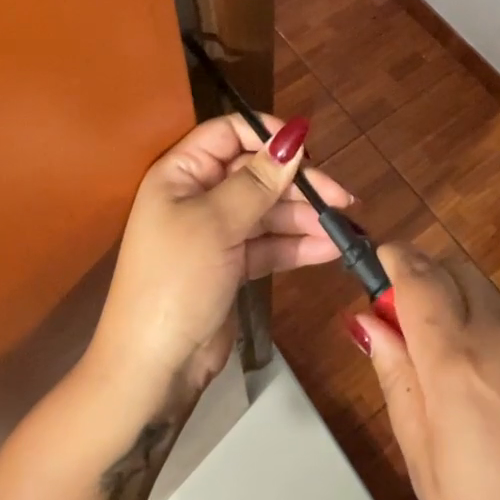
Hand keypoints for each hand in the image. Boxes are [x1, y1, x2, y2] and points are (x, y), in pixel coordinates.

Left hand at [87, 113, 352, 395]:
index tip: (308, 147)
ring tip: (345, 227)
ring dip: (304, 217)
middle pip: (255, 173)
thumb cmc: (175, 280)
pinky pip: (269, 244)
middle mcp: (198, 196)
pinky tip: (329, 249)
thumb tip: (294, 136)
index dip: (266, 135)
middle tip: (341, 197)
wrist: (154, 366)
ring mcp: (216, 232)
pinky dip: (296, 245)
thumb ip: (258, 181)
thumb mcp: (216, 224)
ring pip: (267, 210)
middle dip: (297, 183)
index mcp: (181, 173)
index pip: (228, 134)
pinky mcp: (232, 265)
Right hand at [349, 245, 499, 499]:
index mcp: (456, 358)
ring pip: (495, 300)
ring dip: (471, 315)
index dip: (392, 260)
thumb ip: (398, 383)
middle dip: (429, 282)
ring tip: (474, 382)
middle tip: (416, 329)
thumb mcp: (429, 466)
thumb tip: (369, 323)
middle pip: (456, 270)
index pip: (416, 275)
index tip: (379, 264)